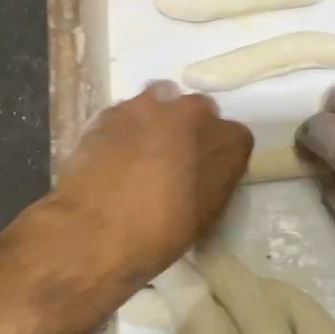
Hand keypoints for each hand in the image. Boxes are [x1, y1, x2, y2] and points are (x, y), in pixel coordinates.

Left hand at [49, 82, 252, 281]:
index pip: (234, 137)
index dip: (217, 153)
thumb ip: (213, 179)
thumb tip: (203, 171)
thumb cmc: (163, 233)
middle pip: (198, 110)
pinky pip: (127, 113)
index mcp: (228, 141)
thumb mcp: (206, 214)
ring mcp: (150, 105)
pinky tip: (114, 153)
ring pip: (161, 100)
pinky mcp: (113, 110)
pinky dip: (125, 128)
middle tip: (173, 159)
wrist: (100, 232)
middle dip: (189, 129)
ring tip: (142, 151)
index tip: (204, 171)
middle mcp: (194, 112)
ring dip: (157, 120)